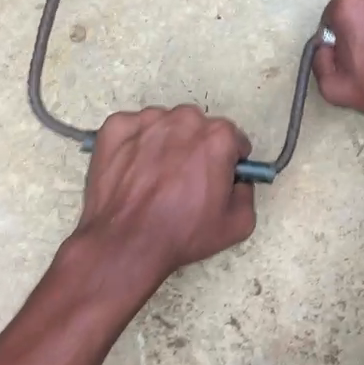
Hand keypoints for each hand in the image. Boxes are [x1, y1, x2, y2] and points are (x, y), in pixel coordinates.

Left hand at [72, 107, 255, 287]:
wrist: (125, 244)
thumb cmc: (181, 234)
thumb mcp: (238, 224)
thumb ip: (247, 193)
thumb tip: (240, 182)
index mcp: (217, 137)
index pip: (232, 139)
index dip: (227, 161)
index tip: (216, 178)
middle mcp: (184, 120)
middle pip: (197, 128)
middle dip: (195, 148)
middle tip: (184, 181)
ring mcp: (147, 121)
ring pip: (165, 125)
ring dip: (165, 144)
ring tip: (154, 178)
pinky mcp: (116, 128)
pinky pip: (132, 128)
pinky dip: (134, 144)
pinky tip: (133, 171)